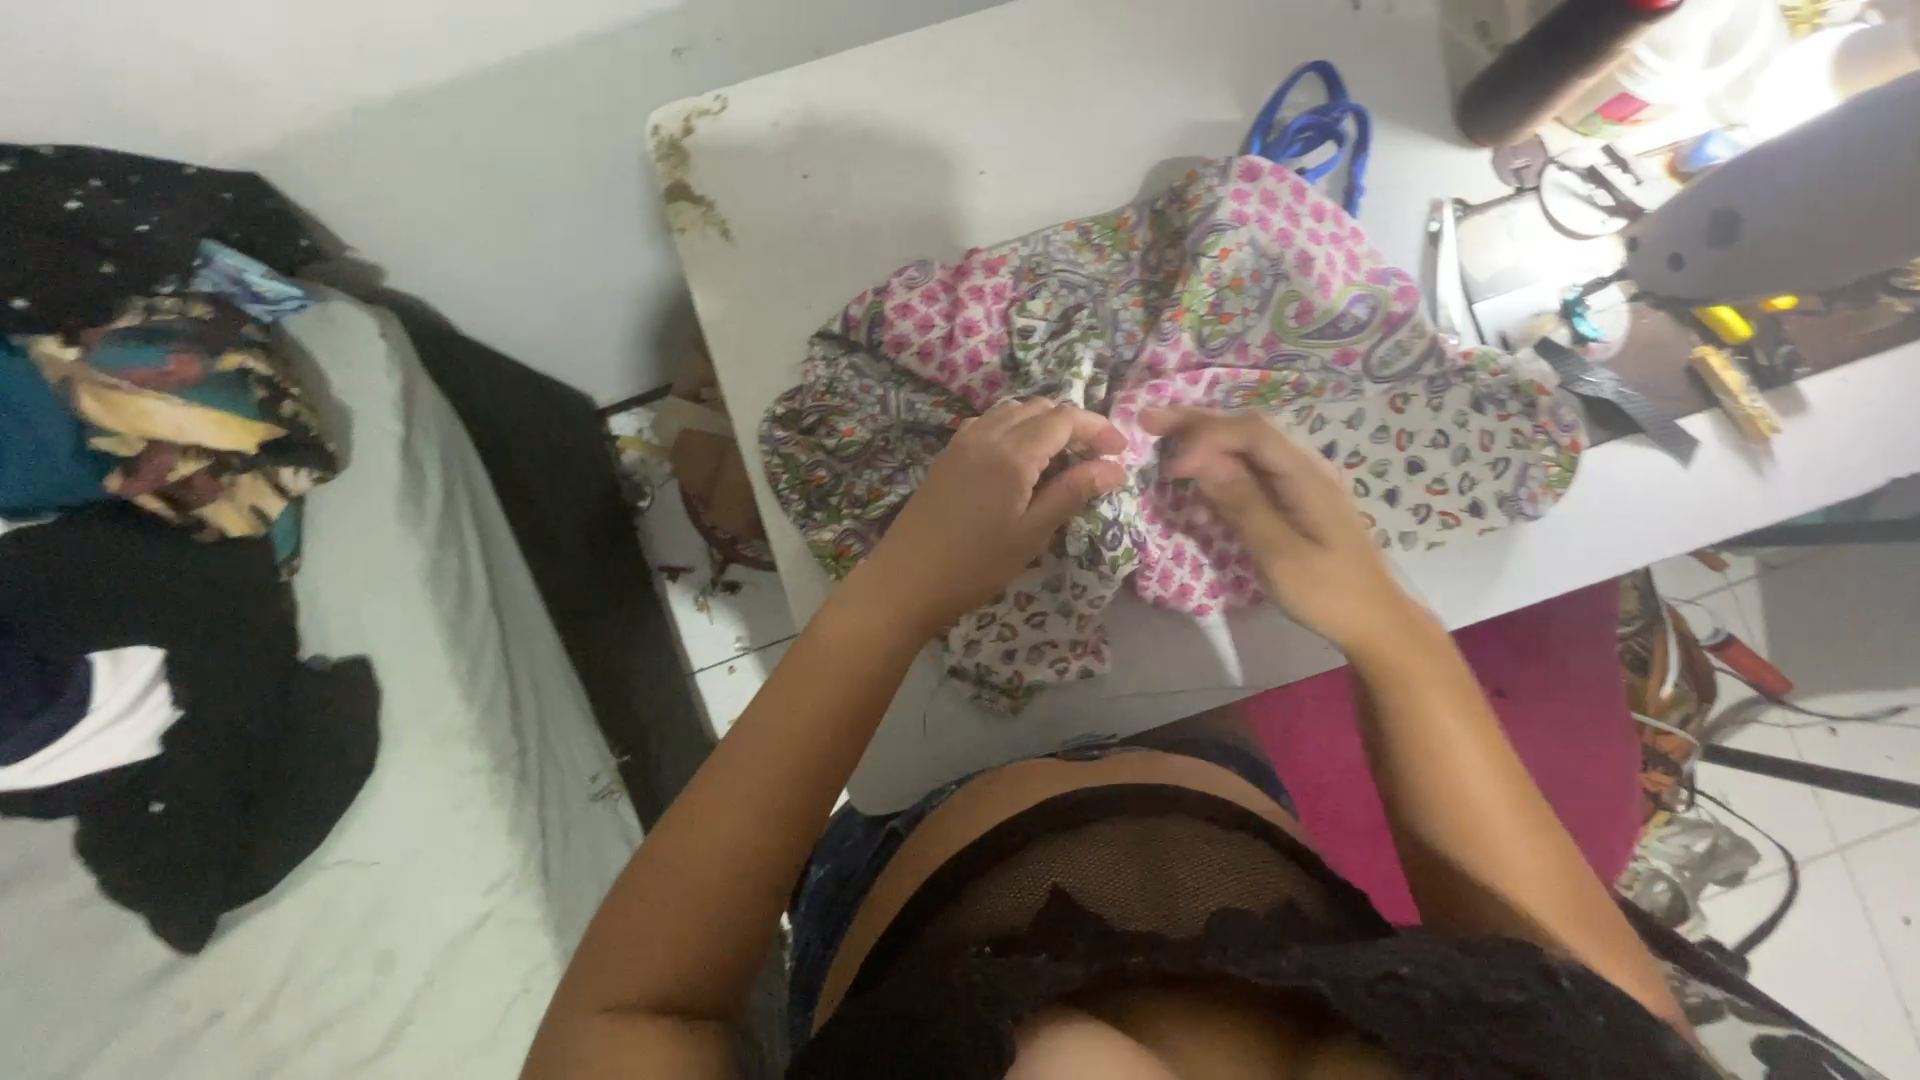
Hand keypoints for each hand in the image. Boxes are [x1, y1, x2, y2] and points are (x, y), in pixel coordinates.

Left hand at [851, 398, 1127, 638]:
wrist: (907, 580)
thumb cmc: (976, 565)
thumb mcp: (1032, 533)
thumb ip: (1073, 492)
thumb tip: (1116, 468)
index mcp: (1012, 453)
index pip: (1065, 419)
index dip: (1098, 429)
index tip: (1122, 453)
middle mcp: (987, 435)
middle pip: (1040, 408)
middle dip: (1074, 424)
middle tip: (1096, 458)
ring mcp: (963, 442)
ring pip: (1013, 412)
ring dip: (1044, 423)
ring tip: (1064, 457)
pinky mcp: (948, 455)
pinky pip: (989, 423)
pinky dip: (1015, 429)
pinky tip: (1022, 459)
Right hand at [1140, 407, 1426, 653]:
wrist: (1377, 623)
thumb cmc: (1330, 593)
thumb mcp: (1281, 554)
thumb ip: (1243, 505)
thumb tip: (1201, 463)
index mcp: (1305, 476)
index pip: (1251, 432)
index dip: (1206, 437)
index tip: (1172, 466)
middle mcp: (1303, 469)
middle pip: (1246, 431)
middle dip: (1196, 424)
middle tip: (1147, 419)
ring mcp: (1299, 486)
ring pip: (1245, 451)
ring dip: (1203, 447)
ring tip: (1163, 449)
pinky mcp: (1293, 504)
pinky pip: (1250, 477)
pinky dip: (1218, 477)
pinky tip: (1197, 496)